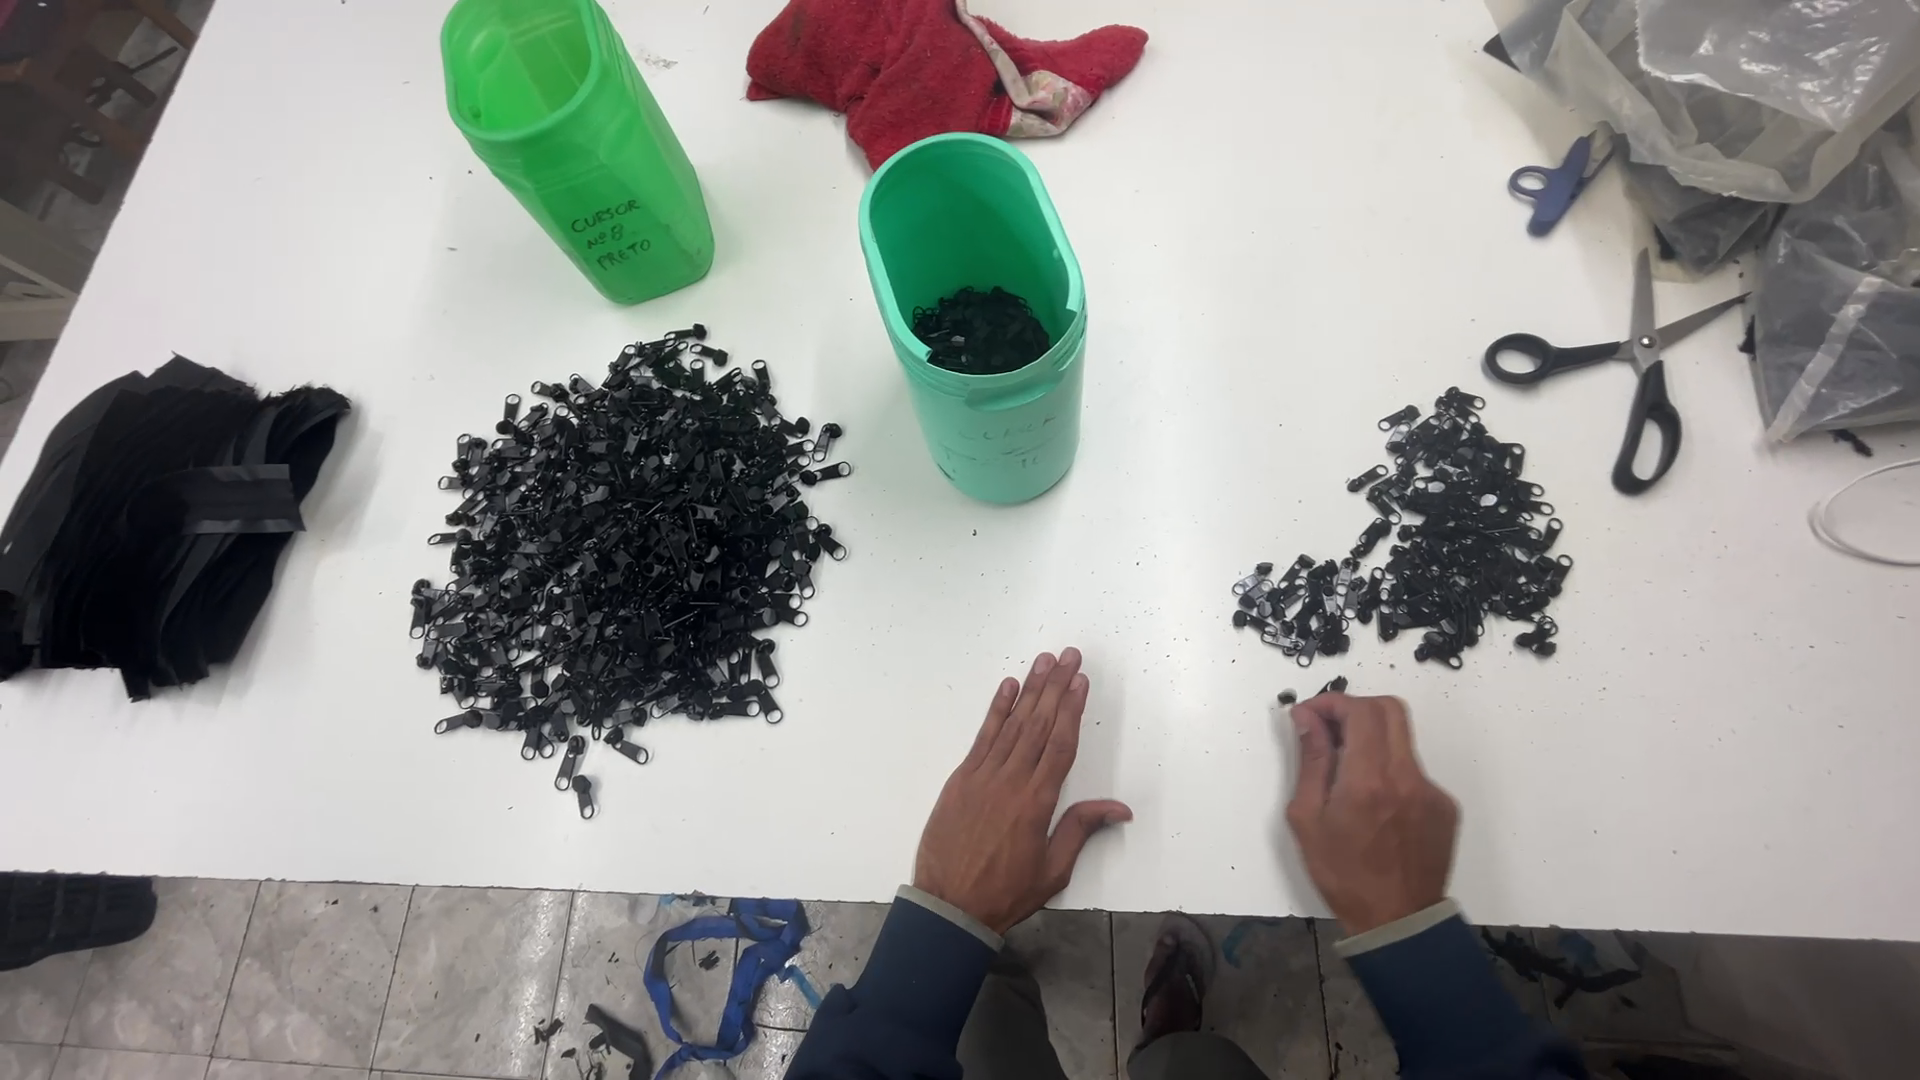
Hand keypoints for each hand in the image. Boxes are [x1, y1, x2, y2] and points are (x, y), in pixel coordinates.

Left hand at [912, 648, 1132, 934]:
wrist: (948, 905)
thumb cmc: (1006, 892)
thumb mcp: (1053, 870)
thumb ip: (1081, 829)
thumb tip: (1120, 808)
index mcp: (1037, 802)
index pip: (1060, 744)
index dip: (1072, 709)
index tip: (1080, 681)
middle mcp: (1011, 780)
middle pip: (1039, 724)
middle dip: (1055, 687)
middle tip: (1068, 656)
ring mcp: (983, 774)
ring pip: (1012, 724)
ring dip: (1029, 690)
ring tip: (1043, 661)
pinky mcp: (962, 777)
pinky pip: (982, 736)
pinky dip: (995, 710)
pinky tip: (1007, 687)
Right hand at [1285, 693, 1458, 935]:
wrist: (1397, 922)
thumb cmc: (1341, 872)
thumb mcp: (1306, 816)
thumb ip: (1311, 760)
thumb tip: (1307, 718)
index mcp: (1369, 781)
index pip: (1360, 711)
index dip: (1331, 702)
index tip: (1308, 715)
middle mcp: (1407, 778)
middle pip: (1389, 710)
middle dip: (1353, 708)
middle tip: (1326, 727)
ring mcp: (1431, 792)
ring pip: (1401, 738)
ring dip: (1369, 737)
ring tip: (1343, 768)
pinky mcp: (1444, 806)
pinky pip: (1411, 768)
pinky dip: (1386, 766)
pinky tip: (1370, 799)